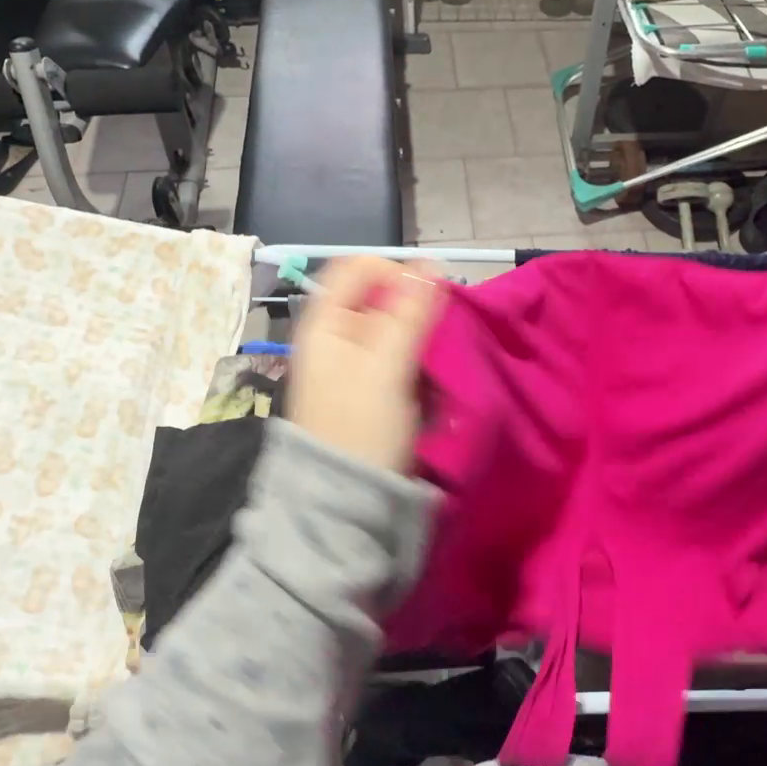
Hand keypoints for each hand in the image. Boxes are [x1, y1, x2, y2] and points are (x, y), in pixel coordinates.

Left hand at [288, 257, 445, 472]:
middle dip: (416, 310)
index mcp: (326, 322)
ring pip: (397, 327)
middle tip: (441, 333)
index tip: (431, 297)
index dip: (395, 272)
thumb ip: (409, 313)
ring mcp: (355, 361)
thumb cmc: (361, 427)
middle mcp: (337, 334)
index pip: (359, 268)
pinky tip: (431, 383)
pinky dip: (420, 361)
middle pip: (382, 297)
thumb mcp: (386, 366)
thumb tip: (432, 265)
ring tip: (438, 362)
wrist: (346, 500)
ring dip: (422, 338)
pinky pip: (402, 355)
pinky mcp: (373, 385)